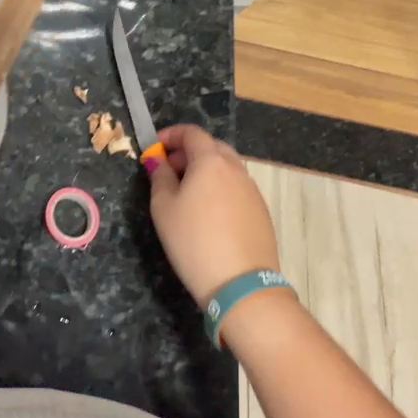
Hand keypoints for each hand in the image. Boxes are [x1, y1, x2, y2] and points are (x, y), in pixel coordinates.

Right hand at [145, 124, 280, 304]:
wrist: (242, 285)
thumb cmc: (193, 240)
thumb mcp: (164, 208)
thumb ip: (160, 177)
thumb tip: (159, 161)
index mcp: (211, 161)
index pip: (192, 133)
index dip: (171, 135)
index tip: (155, 148)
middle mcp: (235, 169)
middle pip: (212, 147)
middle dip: (189, 152)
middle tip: (170, 170)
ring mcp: (252, 190)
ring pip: (227, 168)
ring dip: (206, 171)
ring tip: (188, 194)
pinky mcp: (262, 212)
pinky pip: (237, 188)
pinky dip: (221, 189)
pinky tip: (210, 215)